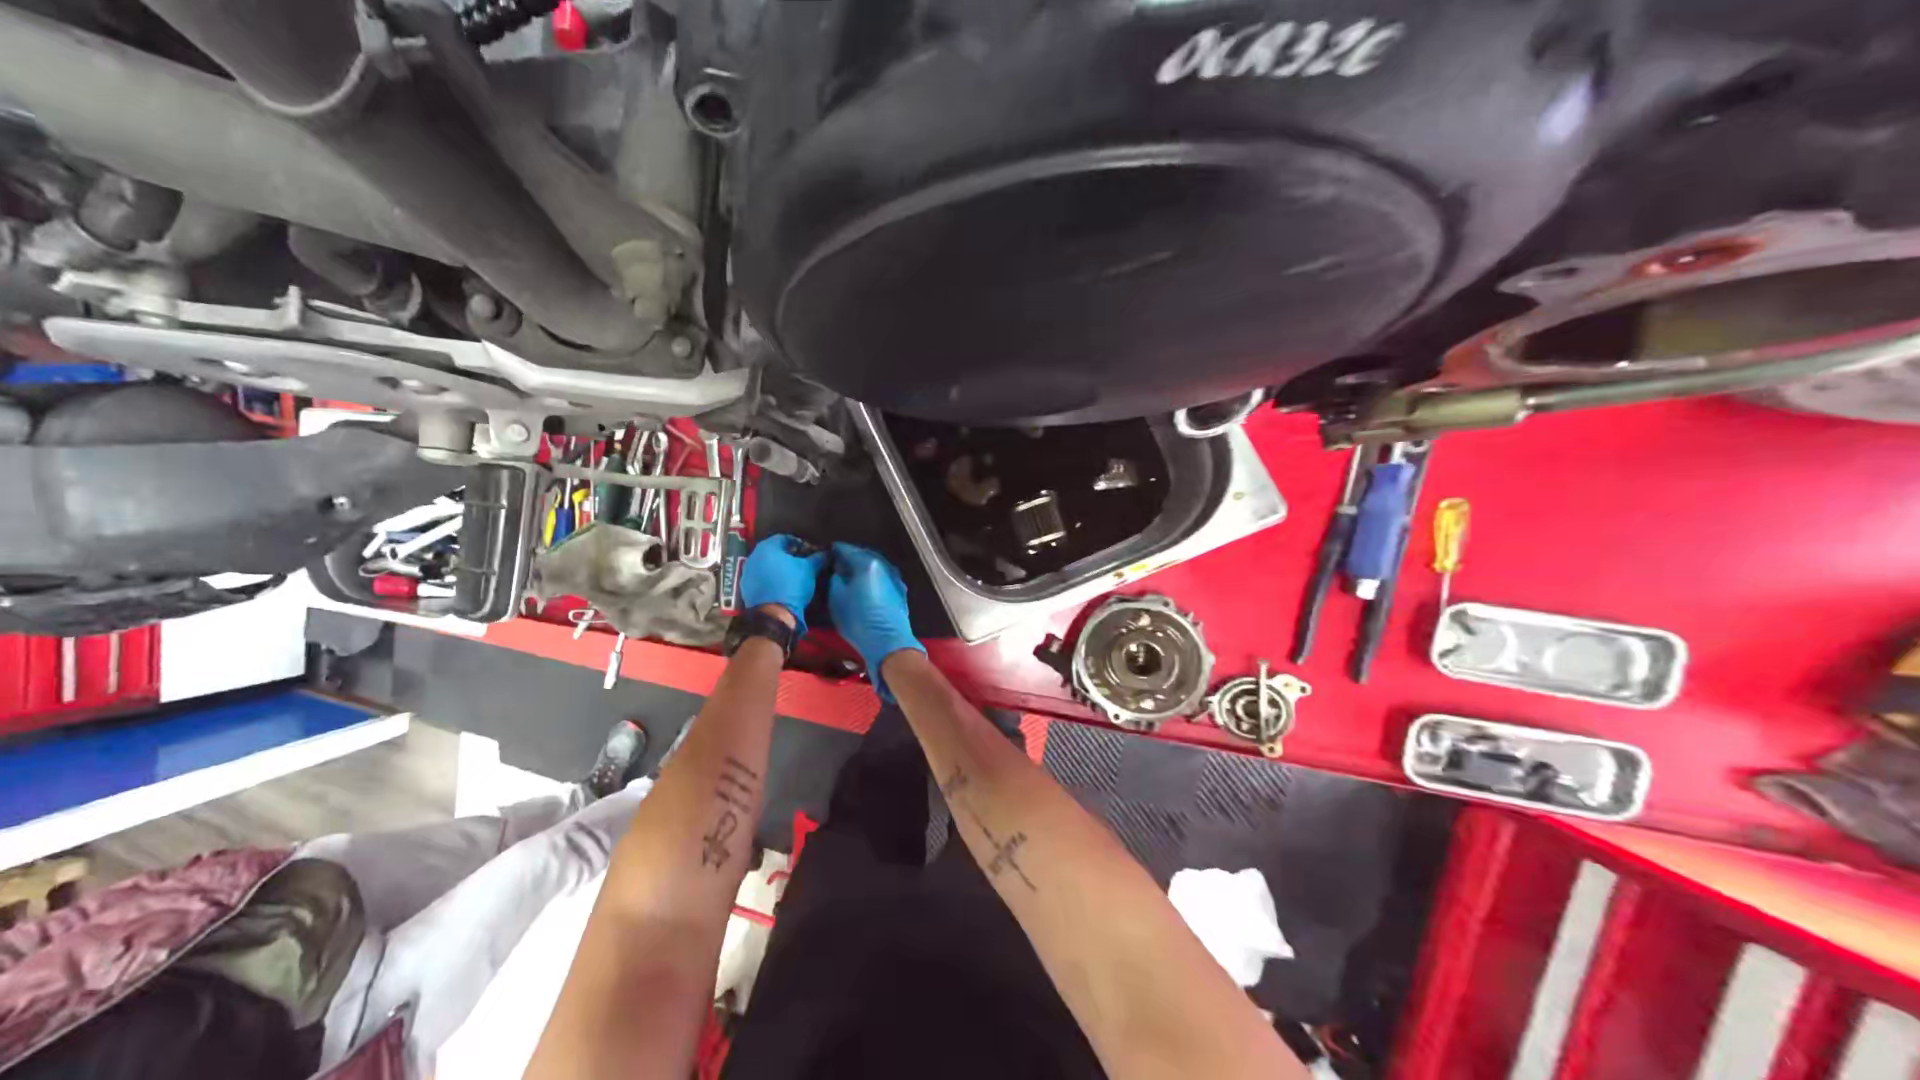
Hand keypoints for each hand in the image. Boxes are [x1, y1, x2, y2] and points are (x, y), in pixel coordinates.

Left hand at [740, 534, 826, 633]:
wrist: (774, 614)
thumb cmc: (792, 585)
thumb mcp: (809, 569)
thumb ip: (818, 558)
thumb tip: (826, 552)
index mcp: (767, 547)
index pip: (784, 538)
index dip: (799, 543)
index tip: (809, 552)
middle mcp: (753, 556)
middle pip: (773, 551)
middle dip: (787, 555)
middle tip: (801, 563)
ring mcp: (747, 573)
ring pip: (766, 565)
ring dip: (778, 567)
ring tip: (792, 575)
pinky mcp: (746, 588)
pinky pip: (760, 578)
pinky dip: (770, 579)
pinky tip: (781, 586)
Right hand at [828, 542, 923, 697]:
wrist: (889, 643)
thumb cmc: (859, 621)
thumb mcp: (836, 599)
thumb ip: (835, 579)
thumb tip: (838, 570)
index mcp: (867, 563)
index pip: (846, 549)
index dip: (834, 551)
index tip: (826, 555)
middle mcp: (883, 565)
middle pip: (863, 554)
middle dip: (849, 558)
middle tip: (836, 565)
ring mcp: (894, 577)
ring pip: (874, 565)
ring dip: (862, 567)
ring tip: (849, 576)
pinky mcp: (900, 590)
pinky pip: (881, 576)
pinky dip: (871, 577)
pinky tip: (864, 586)